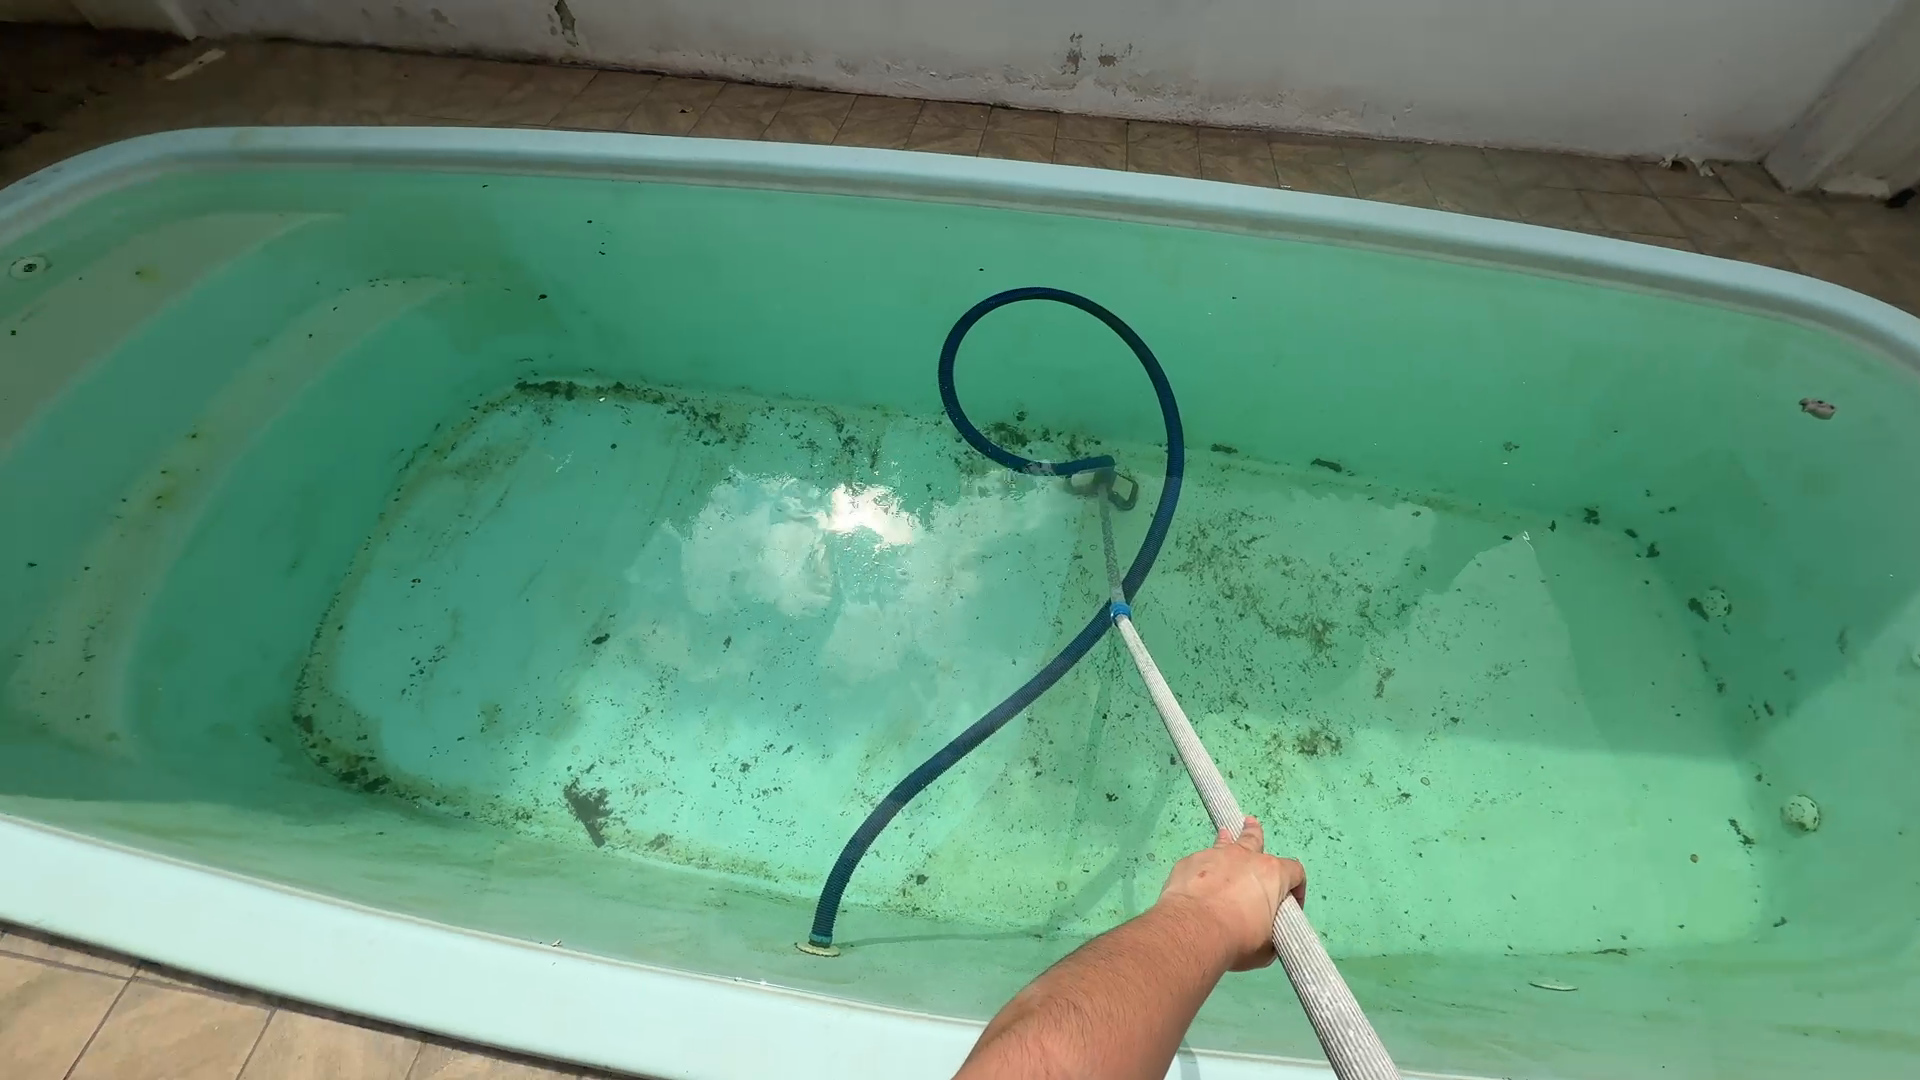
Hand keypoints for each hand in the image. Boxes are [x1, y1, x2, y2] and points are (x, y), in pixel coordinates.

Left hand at [1154, 816, 1305, 971]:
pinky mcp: (1189, 862)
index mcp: (1271, 874)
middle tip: (1252, 824)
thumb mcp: (1267, 946)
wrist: (1194, 928)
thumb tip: (1262, 929)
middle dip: (1255, 833)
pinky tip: (1196, 879)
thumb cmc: (1239, 938)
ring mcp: (1214, 855)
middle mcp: (1244, 857)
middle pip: (1254, 839)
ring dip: (1227, 841)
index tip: (1290, 905)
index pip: (1295, 871)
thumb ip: (1270, 929)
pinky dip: (1202, 868)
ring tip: (1225, 833)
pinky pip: (1200, 861)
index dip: (1297, 888)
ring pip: (1224, 843)